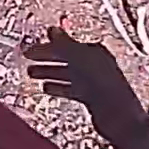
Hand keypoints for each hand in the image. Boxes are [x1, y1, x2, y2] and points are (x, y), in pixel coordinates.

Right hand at [23, 23, 148, 145]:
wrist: (120, 119)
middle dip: (46, 58)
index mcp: (94, 52)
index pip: (65, 45)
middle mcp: (94, 64)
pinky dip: (58, 87)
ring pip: (66, 73)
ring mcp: (93, 82)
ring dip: (49, 72)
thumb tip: (52, 29)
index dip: (46, 46)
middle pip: (65, 58)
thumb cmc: (104, 86)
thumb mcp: (80, 60)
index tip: (30, 48)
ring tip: (31, 74)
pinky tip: (47, 88)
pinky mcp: (92, 98)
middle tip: (27, 58)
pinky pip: (70, 88)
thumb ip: (64, 45)